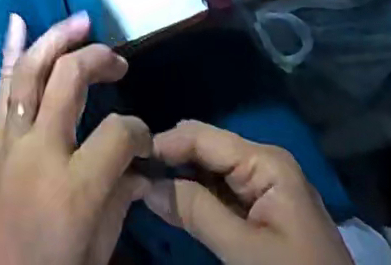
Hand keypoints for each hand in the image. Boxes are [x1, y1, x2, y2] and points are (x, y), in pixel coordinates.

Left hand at [0, 12, 151, 264]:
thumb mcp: (91, 256)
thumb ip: (117, 207)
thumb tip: (136, 173)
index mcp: (73, 188)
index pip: (118, 133)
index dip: (139, 131)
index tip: (143, 141)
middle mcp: (40, 150)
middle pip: (70, 79)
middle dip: (98, 59)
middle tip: (119, 62)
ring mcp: (10, 139)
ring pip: (31, 70)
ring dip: (57, 37)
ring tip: (81, 20)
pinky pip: (2, 85)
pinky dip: (10, 49)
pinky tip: (17, 21)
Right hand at [143, 120, 349, 264]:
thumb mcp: (245, 253)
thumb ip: (196, 213)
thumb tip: (146, 184)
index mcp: (265, 161)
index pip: (201, 137)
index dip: (163, 144)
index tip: (124, 156)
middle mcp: (263, 163)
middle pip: (205, 149)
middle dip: (170, 158)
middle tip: (128, 173)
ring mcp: (265, 187)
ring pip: (210, 171)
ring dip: (180, 178)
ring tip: (140, 186)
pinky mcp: (265, 211)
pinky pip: (222, 193)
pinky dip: (197, 198)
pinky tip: (172, 205)